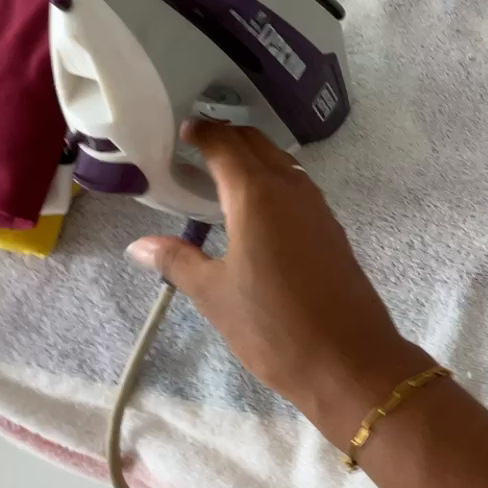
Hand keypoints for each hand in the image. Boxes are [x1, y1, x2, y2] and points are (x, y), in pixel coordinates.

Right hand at [125, 120, 433, 441]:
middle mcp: (291, 189)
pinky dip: (275, 180)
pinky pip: (299, 187)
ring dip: (256, 157)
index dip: (204, 133)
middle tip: (201, 145)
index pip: (227, 146)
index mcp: (257, 195)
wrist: (348, 358)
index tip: (185, 130)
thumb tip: (139, 245)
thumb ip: (177, 261)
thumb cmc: (273, 326)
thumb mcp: (214, 294)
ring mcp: (318, 207)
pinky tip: (260, 206)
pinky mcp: (332, 228)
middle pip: (259, 145)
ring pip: (284, 163)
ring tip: (225, 173)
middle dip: (230, 137)